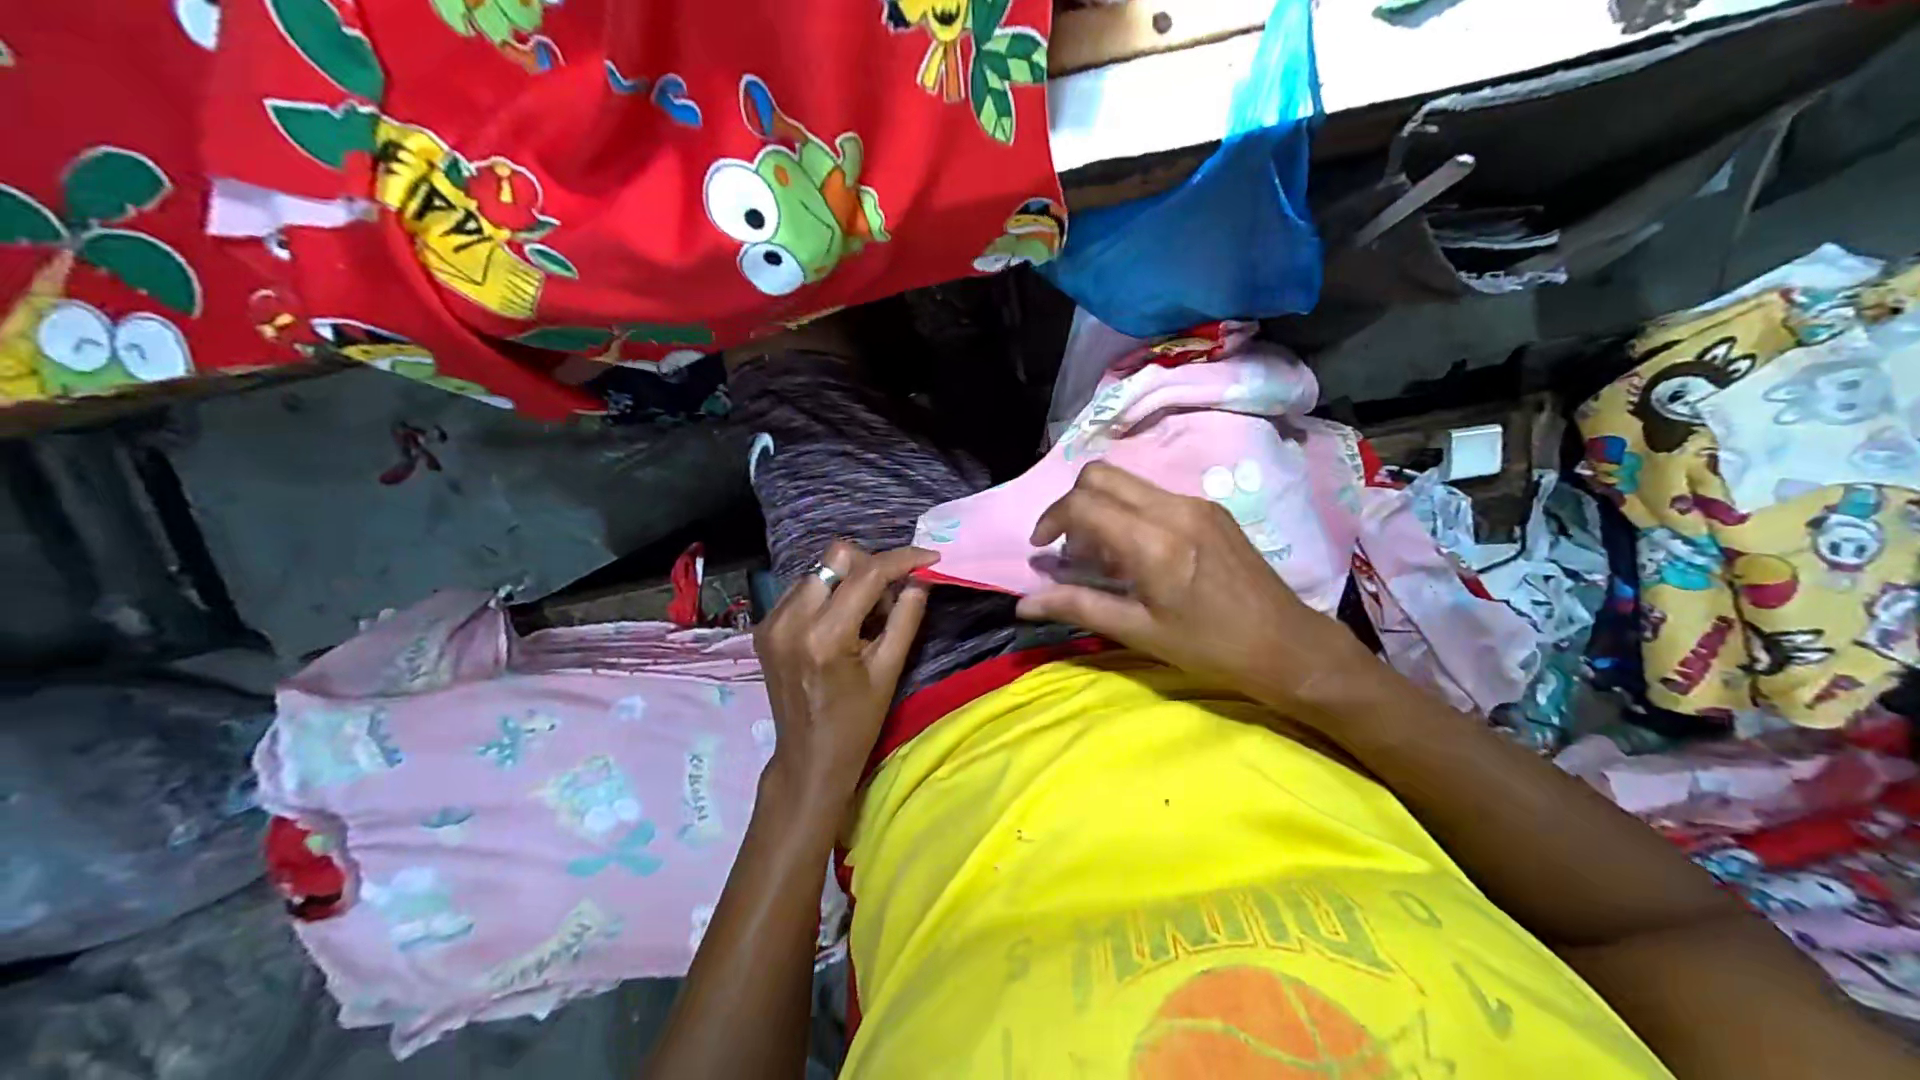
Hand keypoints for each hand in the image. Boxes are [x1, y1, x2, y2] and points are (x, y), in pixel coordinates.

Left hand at [754, 542, 935, 824]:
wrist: (809, 756)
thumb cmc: (857, 721)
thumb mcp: (889, 670)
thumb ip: (906, 617)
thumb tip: (921, 578)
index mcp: (824, 636)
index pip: (866, 573)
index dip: (901, 559)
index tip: (929, 557)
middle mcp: (791, 619)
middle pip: (837, 558)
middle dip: (871, 569)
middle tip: (889, 603)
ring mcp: (772, 621)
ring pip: (820, 570)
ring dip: (849, 582)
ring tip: (864, 619)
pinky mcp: (764, 626)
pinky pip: (802, 589)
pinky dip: (827, 595)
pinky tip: (839, 624)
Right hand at [1015, 463, 1374, 712]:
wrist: (1288, 645)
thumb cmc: (1210, 647)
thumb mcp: (1138, 631)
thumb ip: (1077, 606)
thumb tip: (1023, 604)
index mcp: (1154, 542)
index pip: (1083, 504)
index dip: (1051, 519)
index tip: (1041, 549)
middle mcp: (1174, 508)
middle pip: (1101, 475)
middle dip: (1071, 504)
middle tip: (1069, 549)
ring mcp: (1196, 503)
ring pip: (1127, 482)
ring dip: (1100, 508)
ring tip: (1103, 558)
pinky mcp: (1211, 508)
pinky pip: (1153, 495)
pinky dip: (1128, 513)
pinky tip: (1138, 554)